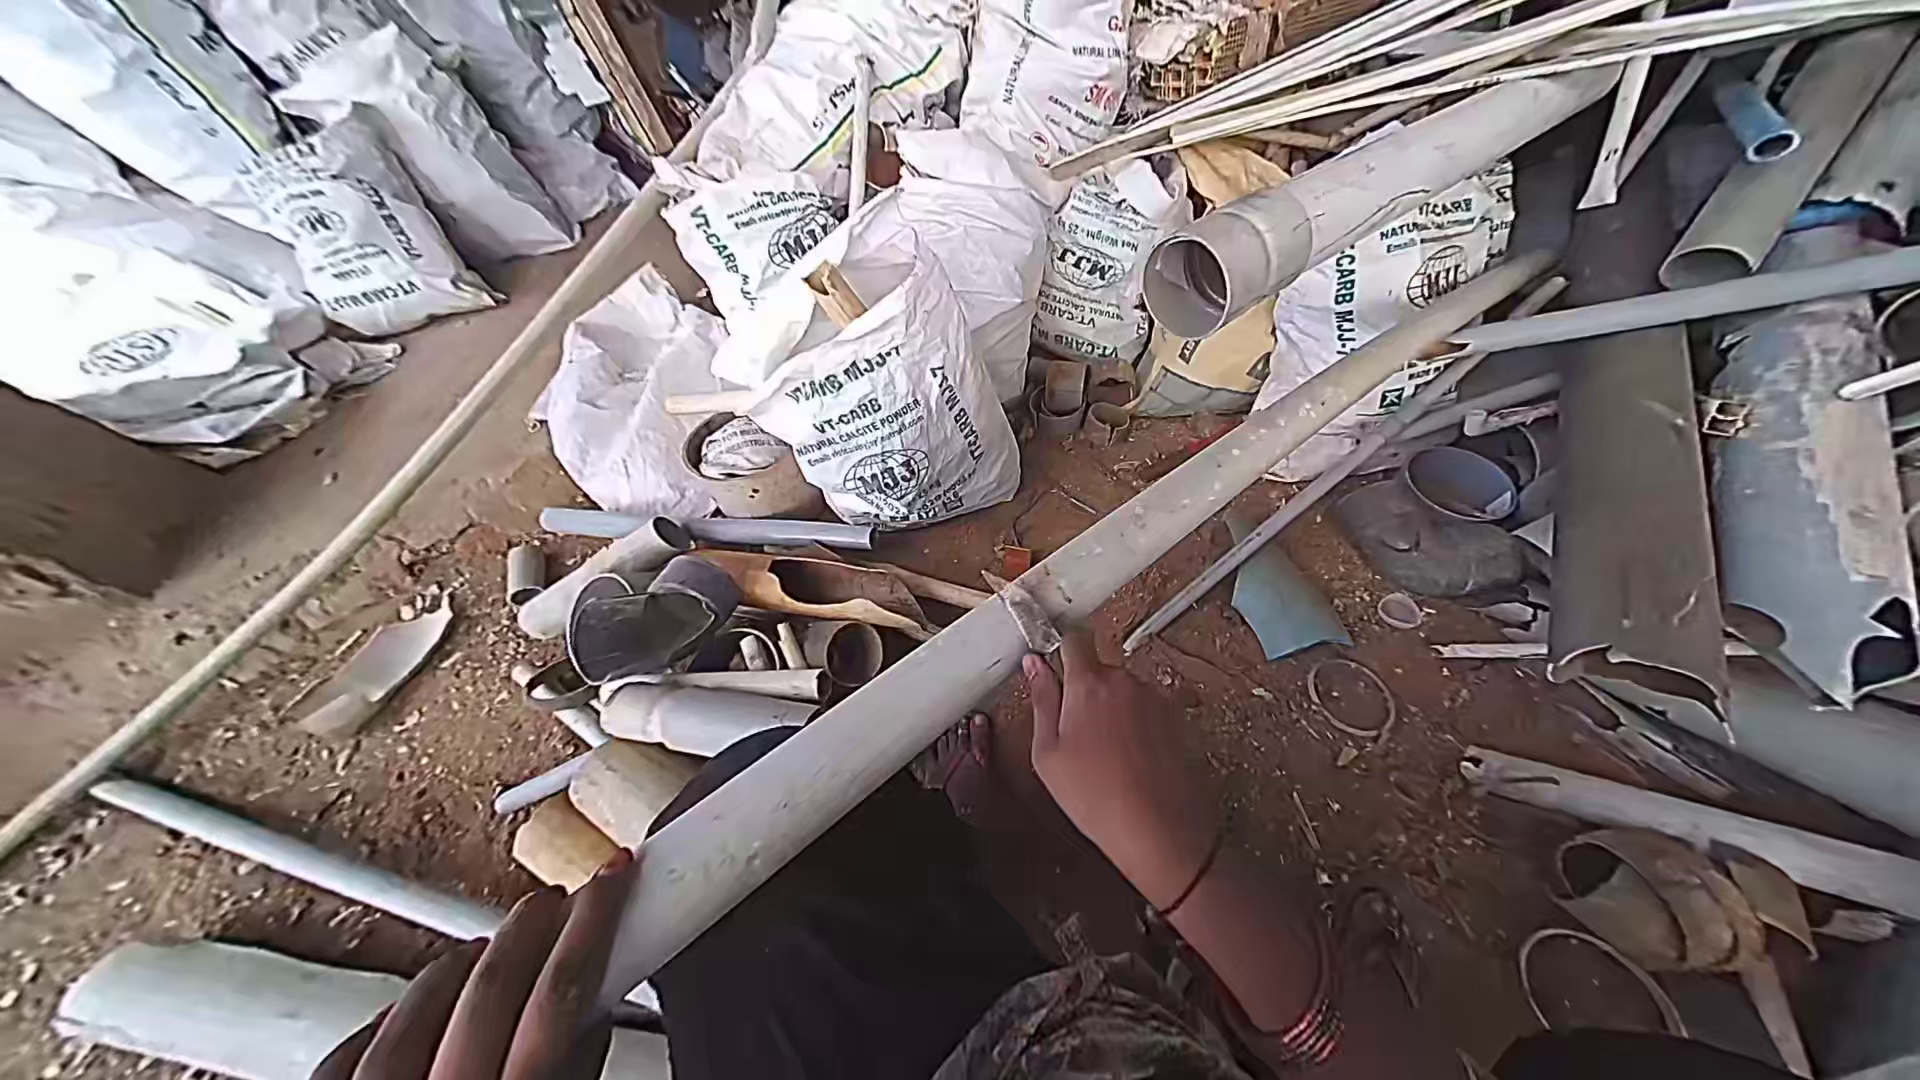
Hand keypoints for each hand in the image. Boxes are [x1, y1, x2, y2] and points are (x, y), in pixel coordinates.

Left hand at [313, 849, 639, 1079]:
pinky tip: (432, 997)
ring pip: (425, 993)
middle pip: (494, 976)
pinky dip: (401, 1006)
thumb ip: (580, 1062)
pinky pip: (354, 1041)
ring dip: (475, 954)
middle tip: (561, 897)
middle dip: (539, 918)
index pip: (563, 987)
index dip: (599, 915)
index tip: (617, 872)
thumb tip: (605, 992)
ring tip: (500, 949)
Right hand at [1024, 631, 1219, 908]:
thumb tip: (1033, 664)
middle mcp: (1123, 681)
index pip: (1074, 639)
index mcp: (1087, 684)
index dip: (1061, 647)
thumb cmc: (1096, 796)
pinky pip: (1142, 707)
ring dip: (1109, 707)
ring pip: (1120, 689)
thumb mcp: (1048, 752)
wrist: (1159, 830)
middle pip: (1097, 667)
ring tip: (1103, 753)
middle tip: (1073, 730)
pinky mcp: (1173, 716)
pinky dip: (1133, 723)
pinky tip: (1127, 758)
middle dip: (1083, 689)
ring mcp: (1152, 697)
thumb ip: (1041, 699)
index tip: (1052, 661)